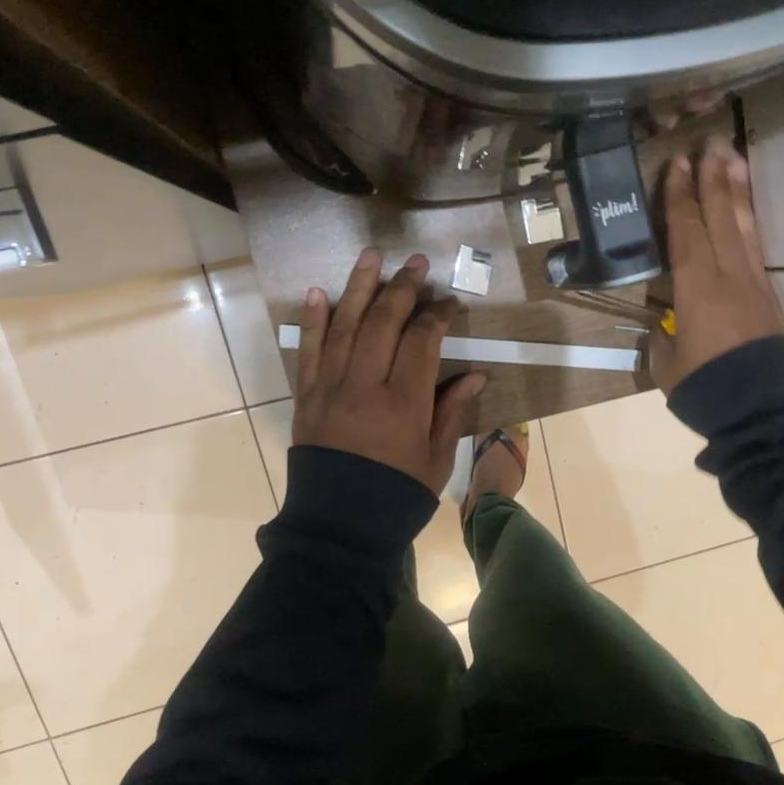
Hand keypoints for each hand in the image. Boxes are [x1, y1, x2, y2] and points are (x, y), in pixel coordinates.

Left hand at [293, 249, 487, 493]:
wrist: (340, 527)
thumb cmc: (397, 496)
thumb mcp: (436, 460)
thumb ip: (452, 413)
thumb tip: (476, 374)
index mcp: (403, 404)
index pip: (421, 342)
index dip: (437, 316)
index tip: (449, 303)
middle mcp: (364, 386)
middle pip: (383, 323)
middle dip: (402, 289)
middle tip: (416, 264)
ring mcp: (330, 389)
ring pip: (344, 327)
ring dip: (358, 288)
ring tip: (370, 257)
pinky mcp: (306, 398)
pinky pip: (308, 351)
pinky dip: (313, 321)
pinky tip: (317, 293)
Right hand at [648, 136, 783, 395]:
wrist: (761, 413)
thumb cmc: (706, 391)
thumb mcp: (668, 368)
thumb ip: (663, 339)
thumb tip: (664, 324)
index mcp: (697, 291)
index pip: (687, 233)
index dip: (680, 198)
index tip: (677, 165)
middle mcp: (729, 277)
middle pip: (719, 219)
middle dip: (712, 179)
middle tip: (708, 142)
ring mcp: (754, 284)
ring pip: (745, 227)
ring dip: (737, 191)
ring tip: (732, 157)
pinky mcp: (769, 297)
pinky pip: (757, 248)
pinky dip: (751, 221)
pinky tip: (748, 209)